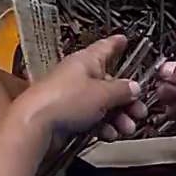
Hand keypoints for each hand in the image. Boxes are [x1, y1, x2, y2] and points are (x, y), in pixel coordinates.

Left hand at [11, 35, 147, 142]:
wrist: (36, 126)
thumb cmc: (66, 100)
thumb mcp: (102, 93)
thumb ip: (122, 90)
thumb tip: (134, 87)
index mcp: (86, 61)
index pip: (105, 47)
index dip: (117, 44)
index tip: (125, 40)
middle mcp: (80, 77)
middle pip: (110, 84)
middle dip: (127, 99)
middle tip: (140, 112)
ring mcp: (73, 98)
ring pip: (103, 105)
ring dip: (118, 117)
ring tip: (127, 129)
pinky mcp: (69, 118)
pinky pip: (92, 120)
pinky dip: (103, 127)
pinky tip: (110, 135)